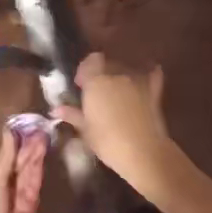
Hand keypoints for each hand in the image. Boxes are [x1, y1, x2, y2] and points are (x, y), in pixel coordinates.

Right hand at [52, 54, 172, 183]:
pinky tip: (143, 83)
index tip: (81, 86)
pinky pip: (151, 73)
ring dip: (120, 77)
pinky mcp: (154, 90)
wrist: (143, 151)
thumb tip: (57, 109)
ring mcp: (138, 80)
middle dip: (102, 75)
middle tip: (98, 94)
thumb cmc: (108, 142)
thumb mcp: (86, 130)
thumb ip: (73, 115)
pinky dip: (147, 75)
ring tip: (117, 94)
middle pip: (108, 64)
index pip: (91, 61)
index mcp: (96, 81)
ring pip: (126, 69)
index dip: (85, 70)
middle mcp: (117, 74)